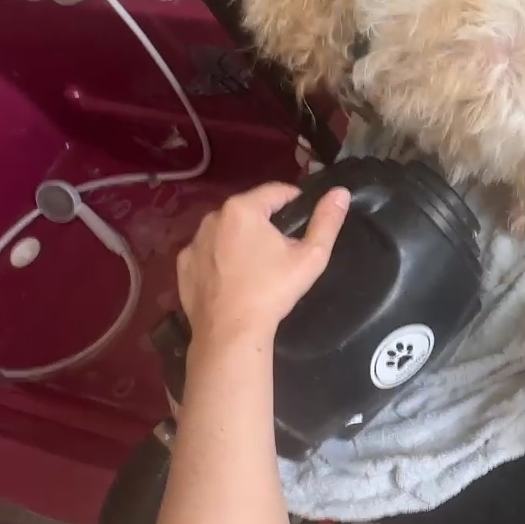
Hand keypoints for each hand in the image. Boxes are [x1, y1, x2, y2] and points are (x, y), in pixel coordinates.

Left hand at [177, 182, 349, 349]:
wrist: (231, 332)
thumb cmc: (273, 290)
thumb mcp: (312, 256)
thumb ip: (327, 221)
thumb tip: (340, 192)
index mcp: (243, 209)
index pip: (276, 191)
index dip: (296, 200)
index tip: (305, 218)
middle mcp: (213, 218)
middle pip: (250, 210)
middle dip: (268, 222)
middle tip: (284, 249)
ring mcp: (194, 242)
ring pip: (227, 230)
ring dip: (243, 238)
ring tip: (259, 266)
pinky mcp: (184, 265)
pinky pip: (209, 251)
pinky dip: (222, 258)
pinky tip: (234, 278)